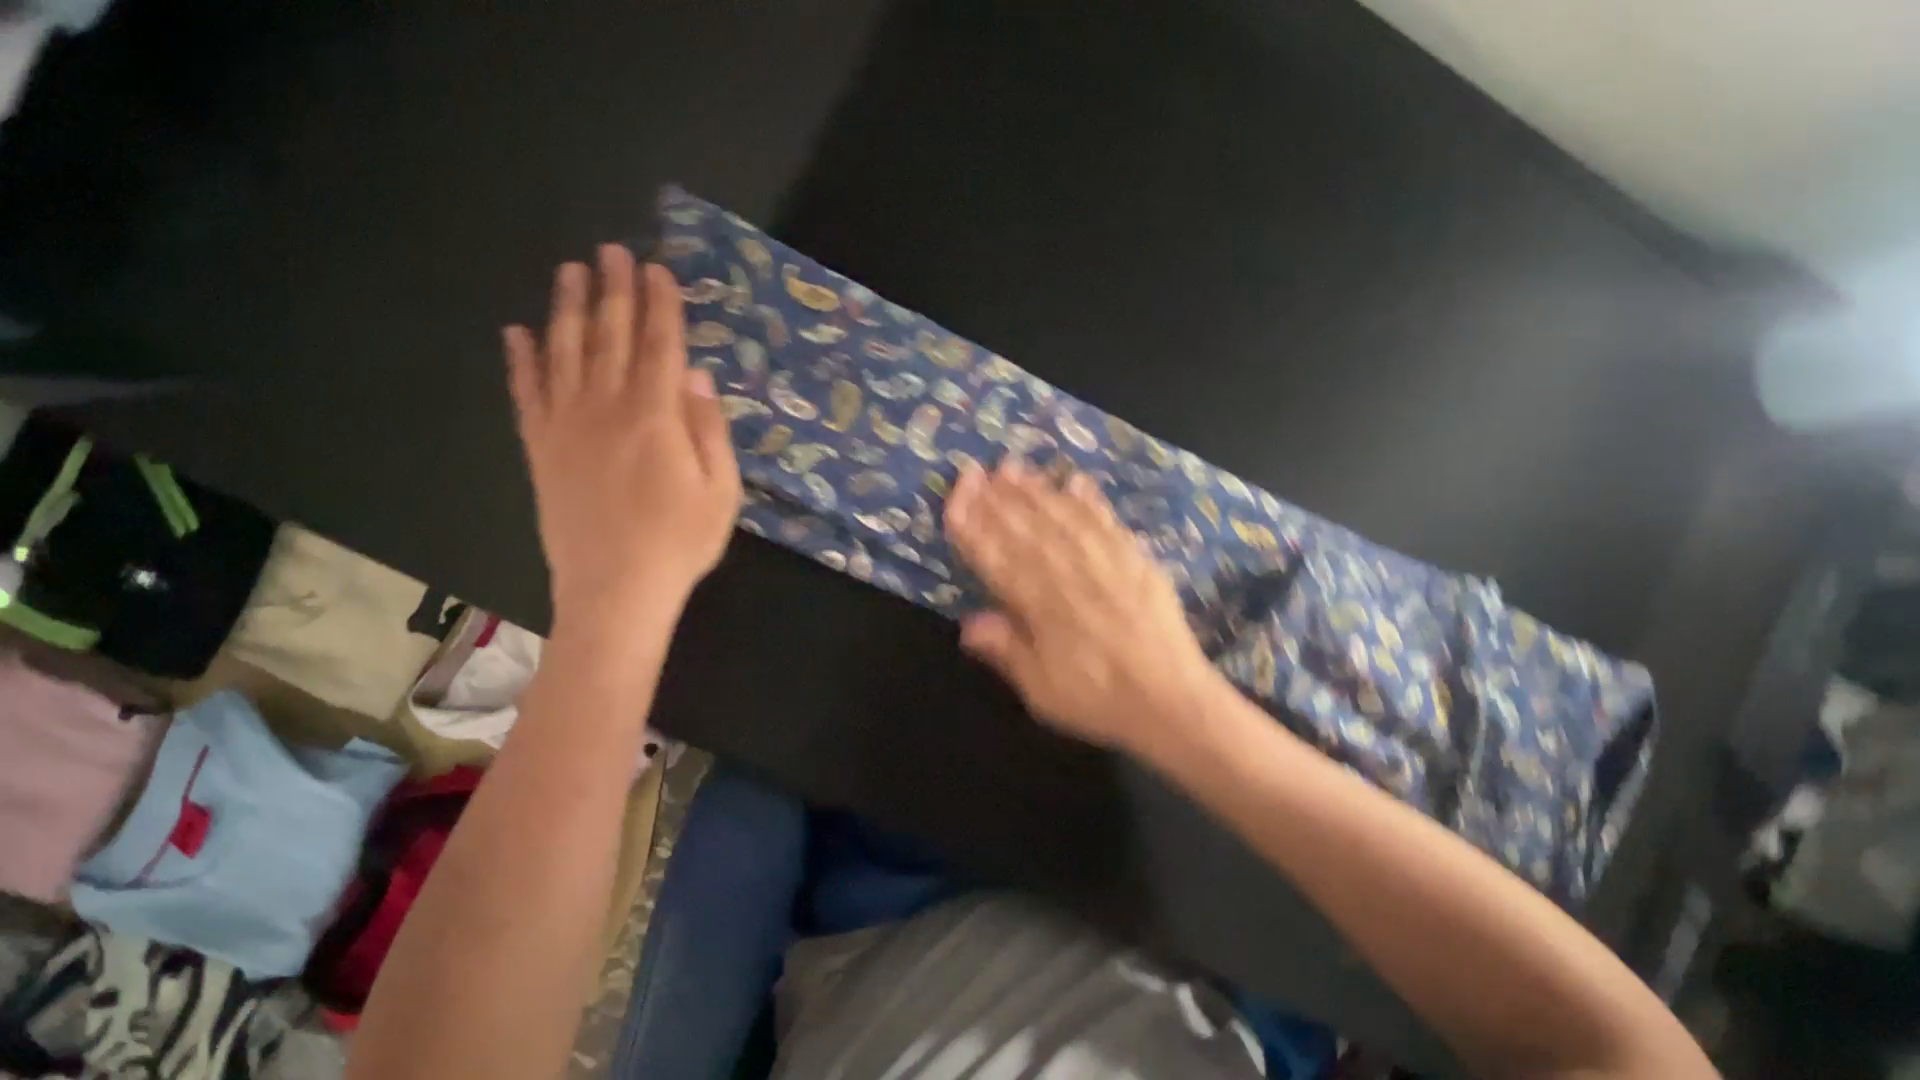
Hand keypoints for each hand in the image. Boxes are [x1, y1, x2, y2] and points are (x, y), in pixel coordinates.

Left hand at [505, 246, 741, 630]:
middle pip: (610, 336)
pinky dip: (522, 361)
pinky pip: (527, 394)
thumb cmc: (679, 544)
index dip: (661, 304)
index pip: (660, 345)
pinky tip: (517, 332)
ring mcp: (567, 426)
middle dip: (613, 291)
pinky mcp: (540, 449)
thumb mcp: (721, 491)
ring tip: (569, 271)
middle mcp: (607, 408)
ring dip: (567, 308)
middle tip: (611, 251)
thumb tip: (697, 375)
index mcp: (656, 416)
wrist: (613, 592)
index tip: (657, 269)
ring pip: (565, 352)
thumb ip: (709, 429)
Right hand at [944, 459, 1223, 752]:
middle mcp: (1066, 571)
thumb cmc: (1097, 699)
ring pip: (1062, 515)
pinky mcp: (1137, 560)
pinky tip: (1076, 482)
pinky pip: (1106, 521)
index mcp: (1037, 602)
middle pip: (1024, 526)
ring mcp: (1104, 560)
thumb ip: (1006, 650)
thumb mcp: (1040, 690)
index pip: (993, 553)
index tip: (957, 494)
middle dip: (996, 496)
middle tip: (976, 469)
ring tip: (1014, 467)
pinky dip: (1089, 500)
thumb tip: (968, 622)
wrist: (1171, 701)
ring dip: (1035, 490)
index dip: (972, 521)